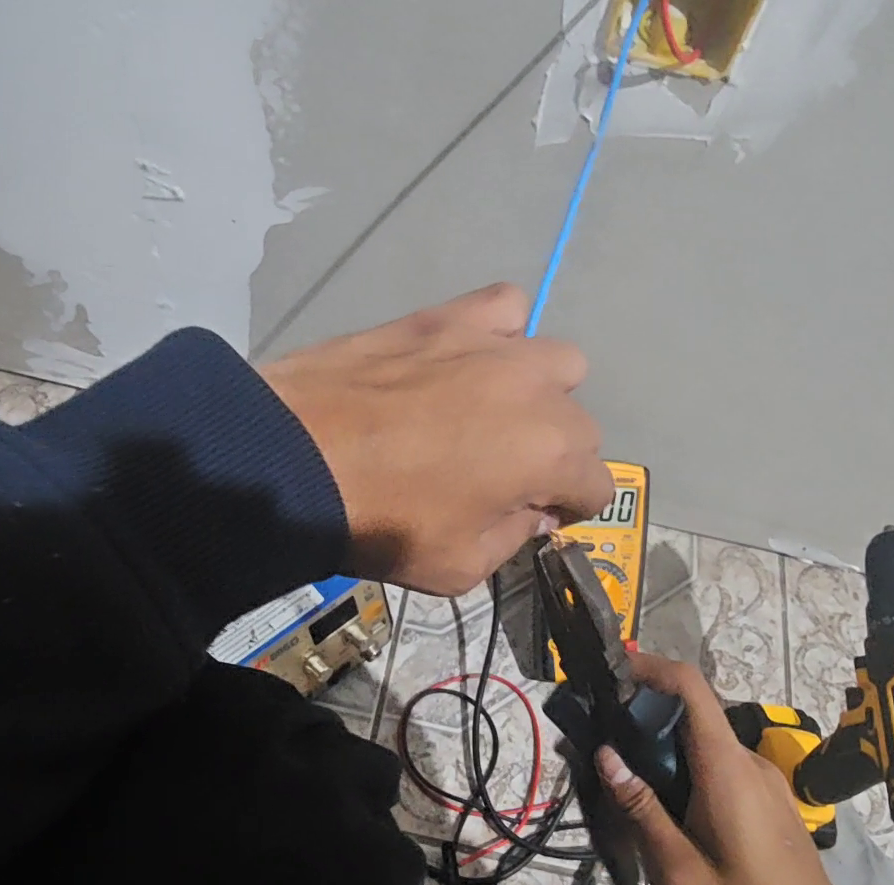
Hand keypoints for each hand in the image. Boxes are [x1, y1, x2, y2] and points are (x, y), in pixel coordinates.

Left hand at [261, 284, 613, 595]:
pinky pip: (503, 308)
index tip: (531, 514)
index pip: (597, 487)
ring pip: (556, 363)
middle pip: (581, 426)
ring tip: (490, 411)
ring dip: (539, 393)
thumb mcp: (458, 568)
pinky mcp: (449, 317)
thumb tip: (533, 511)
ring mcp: (495, 346)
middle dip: (553, 455)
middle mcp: (539, 392)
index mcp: (549, 456)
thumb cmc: (380, 523)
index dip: (568, 509)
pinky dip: (499, 333)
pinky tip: (469, 358)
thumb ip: (513, 539)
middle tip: (501, 472)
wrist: (296, 460)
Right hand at [597, 653, 893, 884]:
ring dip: (662, 758)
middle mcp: (755, 770)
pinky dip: (687, 781)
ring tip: (619, 791)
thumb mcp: (679, 877)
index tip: (607, 668)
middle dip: (643, 721)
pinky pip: (724, 780)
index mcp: (731, 773)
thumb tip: (607, 752)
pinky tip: (662, 819)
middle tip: (595, 751)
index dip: (649, 666)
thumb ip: (642, 808)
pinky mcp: (776, 820)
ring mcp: (771, 795)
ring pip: (706, 753)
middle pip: (694, 719)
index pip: (692, 688)